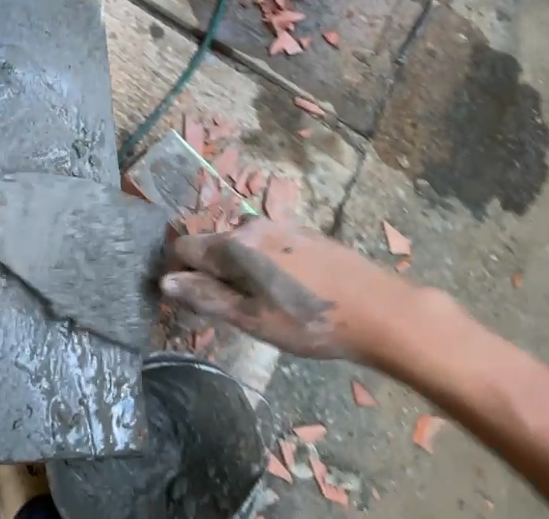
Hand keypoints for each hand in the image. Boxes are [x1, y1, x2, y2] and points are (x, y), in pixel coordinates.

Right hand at [159, 213, 424, 363]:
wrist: (383, 311)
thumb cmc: (310, 322)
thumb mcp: (253, 320)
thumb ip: (206, 298)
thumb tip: (165, 282)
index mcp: (233, 245)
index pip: (184, 247)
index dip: (180, 273)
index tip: (192, 301)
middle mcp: (251, 226)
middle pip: (213, 246)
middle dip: (212, 273)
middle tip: (235, 312)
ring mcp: (281, 226)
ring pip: (242, 247)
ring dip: (241, 271)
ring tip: (266, 306)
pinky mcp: (305, 233)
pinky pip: (268, 246)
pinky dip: (266, 266)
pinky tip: (290, 293)